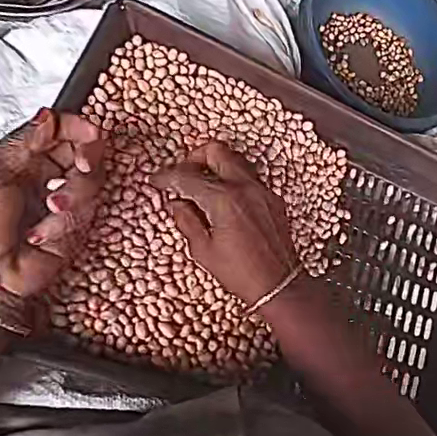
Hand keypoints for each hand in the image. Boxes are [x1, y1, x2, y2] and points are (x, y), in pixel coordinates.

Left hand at [0, 107, 108, 301]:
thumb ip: (22, 142)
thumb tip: (48, 116)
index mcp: (19, 160)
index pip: (57, 131)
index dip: (76, 127)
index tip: (89, 129)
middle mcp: (44, 178)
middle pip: (83, 152)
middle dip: (88, 156)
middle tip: (83, 164)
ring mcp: (64, 202)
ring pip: (92, 181)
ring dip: (74, 194)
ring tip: (51, 209)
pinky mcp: (77, 227)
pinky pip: (90, 211)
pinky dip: (68, 221)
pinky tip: (44, 232)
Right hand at [150, 140, 299, 304]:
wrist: (279, 284)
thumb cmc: (242, 273)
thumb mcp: (204, 250)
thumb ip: (186, 221)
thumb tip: (177, 203)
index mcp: (224, 200)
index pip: (187, 176)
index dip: (167, 177)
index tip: (157, 181)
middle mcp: (246, 188)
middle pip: (216, 151)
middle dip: (194, 158)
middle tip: (182, 176)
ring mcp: (263, 191)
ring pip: (235, 160)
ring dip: (215, 166)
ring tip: (201, 188)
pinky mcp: (273, 199)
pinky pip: (249, 177)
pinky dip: (232, 180)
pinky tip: (223, 201)